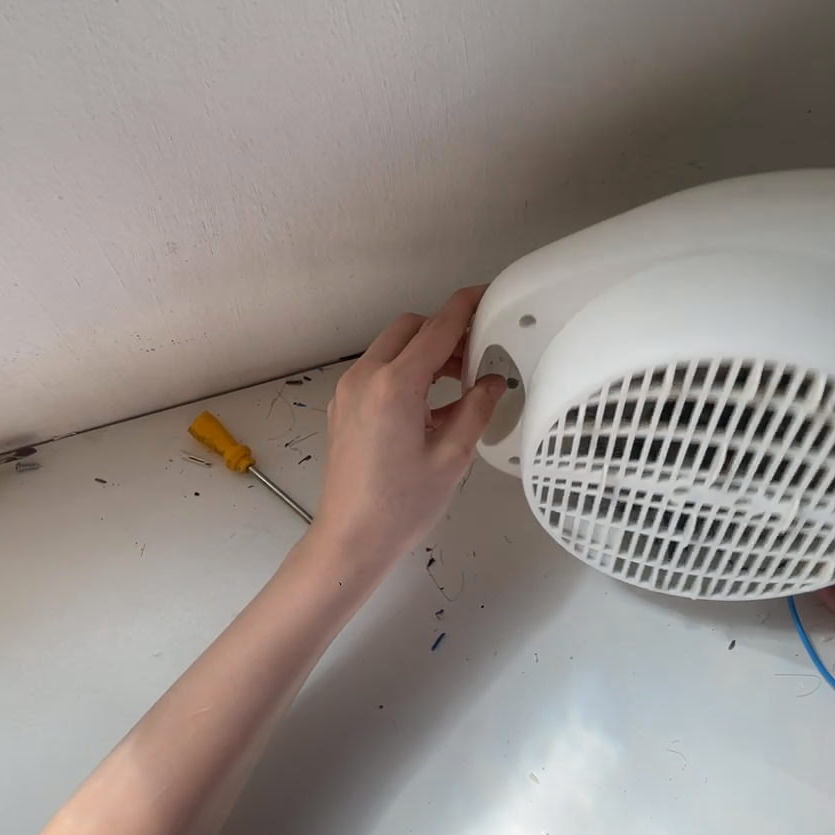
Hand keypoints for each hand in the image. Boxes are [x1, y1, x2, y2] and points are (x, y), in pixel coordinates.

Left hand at [314, 286, 506, 566]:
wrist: (351, 538)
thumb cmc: (400, 506)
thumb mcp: (452, 457)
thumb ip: (476, 409)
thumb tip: (491, 382)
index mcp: (394, 386)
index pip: (437, 328)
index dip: (465, 308)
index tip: (485, 296)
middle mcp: (364, 379)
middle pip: (409, 329)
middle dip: (444, 333)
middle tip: (475, 357)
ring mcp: (348, 392)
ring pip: (390, 348)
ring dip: (423, 353)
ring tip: (455, 385)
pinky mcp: (343, 408)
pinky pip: (375, 372)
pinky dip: (403, 373)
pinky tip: (427, 405)